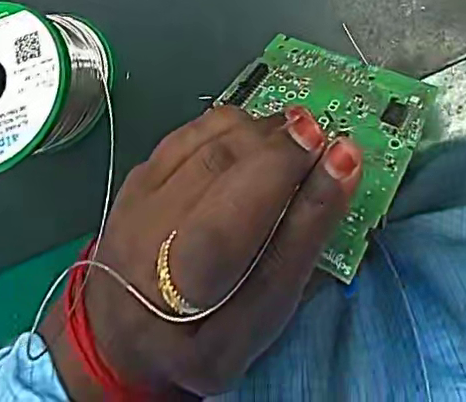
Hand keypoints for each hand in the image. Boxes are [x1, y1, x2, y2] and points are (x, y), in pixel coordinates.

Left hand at [39, 105, 361, 397]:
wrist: (120, 330)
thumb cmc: (203, 330)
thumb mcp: (257, 322)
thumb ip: (296, 257)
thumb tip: (338, 177)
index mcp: (207, 342)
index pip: (266, 273)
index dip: (311, 210)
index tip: (345, 158)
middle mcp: (160, 284)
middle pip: (228, 207)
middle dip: (281, 157)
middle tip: (318, 133)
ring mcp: (138, 222)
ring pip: (206, 157)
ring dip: (258, 133)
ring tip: (293, 129)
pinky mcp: (133, 182)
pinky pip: (187, 134)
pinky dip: (229, 122)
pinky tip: (254, 127)